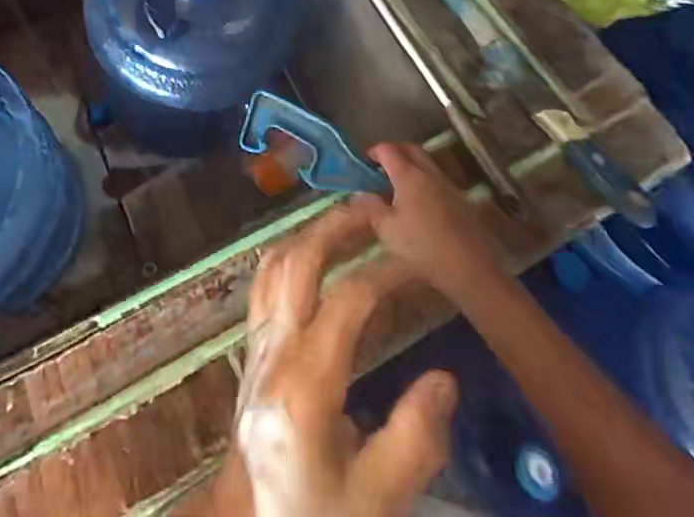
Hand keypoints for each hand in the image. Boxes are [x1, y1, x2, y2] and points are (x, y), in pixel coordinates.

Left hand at [226, 206, 456, 516]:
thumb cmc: (324, 514)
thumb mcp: (380, 498)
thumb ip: (414, 438)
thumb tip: (445, 376)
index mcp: (304, 387)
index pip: (346, 303)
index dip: (387, 274)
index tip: (421, 265)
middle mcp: (270, 355)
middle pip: (296, 265)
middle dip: (335, 229)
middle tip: (373, 208)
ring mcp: (253, 351)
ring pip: (271, 269)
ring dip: (307, 236)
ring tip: (346, 221)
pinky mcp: (249, 356)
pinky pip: (262, 289)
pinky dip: (288, 259)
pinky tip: (312, 257)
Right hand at [352, 143, 503, 307]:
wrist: (470, 268)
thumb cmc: (422, 246)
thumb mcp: (388, 229)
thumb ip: (371, 208)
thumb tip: (359, 194)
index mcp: (409, 176)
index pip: (388, 150)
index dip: (374, 152)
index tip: (364, 162)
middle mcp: (430, 174)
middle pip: (411, 149)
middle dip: (394, 151)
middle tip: (380, 164)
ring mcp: (448, 185)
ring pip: (427, 163)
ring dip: (411, 164)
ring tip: (397, 184)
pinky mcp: (461, 200)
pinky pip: (438, 179)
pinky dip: (424, 180)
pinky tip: (419, 202)